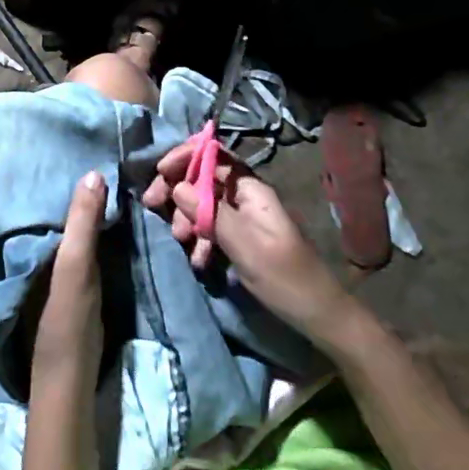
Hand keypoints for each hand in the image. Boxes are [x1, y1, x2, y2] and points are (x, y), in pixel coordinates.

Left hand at [30, 171, 105, 387]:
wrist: (72, 381)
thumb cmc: (67, 321)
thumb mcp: (74, 266)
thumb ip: (81, 224)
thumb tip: (93, 172)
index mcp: (33, 250)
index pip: (50, 205)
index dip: (72, 186)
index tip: (96, 157)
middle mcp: (43, 258)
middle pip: (64, 219)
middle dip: (85, 198)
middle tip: (116, 168)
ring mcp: (60, 276)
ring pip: (77, 236)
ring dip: (95, 217)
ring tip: (123, 190)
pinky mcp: (79, 290)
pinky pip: (90, 253)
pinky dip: (102, 238)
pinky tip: (120, 229)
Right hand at [144, 141, 351, 337]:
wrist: (316, 314)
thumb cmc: (284, 277)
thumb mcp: (245, 245)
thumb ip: (210, 214)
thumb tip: (177, 186)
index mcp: (252, 189)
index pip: (215, 155)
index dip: (187, 156)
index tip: (161, 172)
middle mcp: (246, 197)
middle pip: (203, 178)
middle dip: (178, 189)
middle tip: (152, 205)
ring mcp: (243, 218)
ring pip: (203, 204)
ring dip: (187, 218)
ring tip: (180, 242)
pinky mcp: (240, 240)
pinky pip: (211, 229)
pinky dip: (200, 240)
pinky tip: (198, 261)